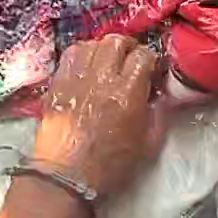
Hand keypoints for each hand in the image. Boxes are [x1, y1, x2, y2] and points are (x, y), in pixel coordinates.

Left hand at [29, 36, 160, 197]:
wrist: (68, 176)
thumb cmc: (112, 163)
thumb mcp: (149, 142)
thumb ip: (159, 113)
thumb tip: (160, 95)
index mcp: (127, 92)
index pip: (144, 55)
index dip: (152, 59)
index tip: (153, 71)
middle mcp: (101, 78)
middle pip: (116, 41)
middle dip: (129, 47)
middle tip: (132, 60)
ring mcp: (76, 78)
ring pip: (92, 43)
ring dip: (105, 49)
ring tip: (109, 62)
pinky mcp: (57, 83)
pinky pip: (70, 55)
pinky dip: (83, 54)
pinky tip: (88, 66)